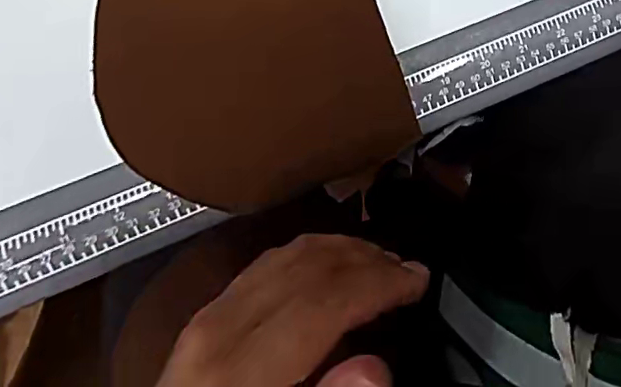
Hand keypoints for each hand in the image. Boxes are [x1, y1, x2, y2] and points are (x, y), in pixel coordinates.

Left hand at [156, 234, 428, 386]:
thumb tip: (377, 370)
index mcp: (238, 369)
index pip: (324, 299)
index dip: (380, 282)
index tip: (418, 280)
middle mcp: (219, 330)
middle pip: (308, 265)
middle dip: (367, 259)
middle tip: (407, 269)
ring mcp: (207, 316)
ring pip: (289, 253)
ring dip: (342, 250)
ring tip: (379, 264)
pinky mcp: (203, 317)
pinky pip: (267, 263)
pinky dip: (310, 256)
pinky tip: (330, 266)